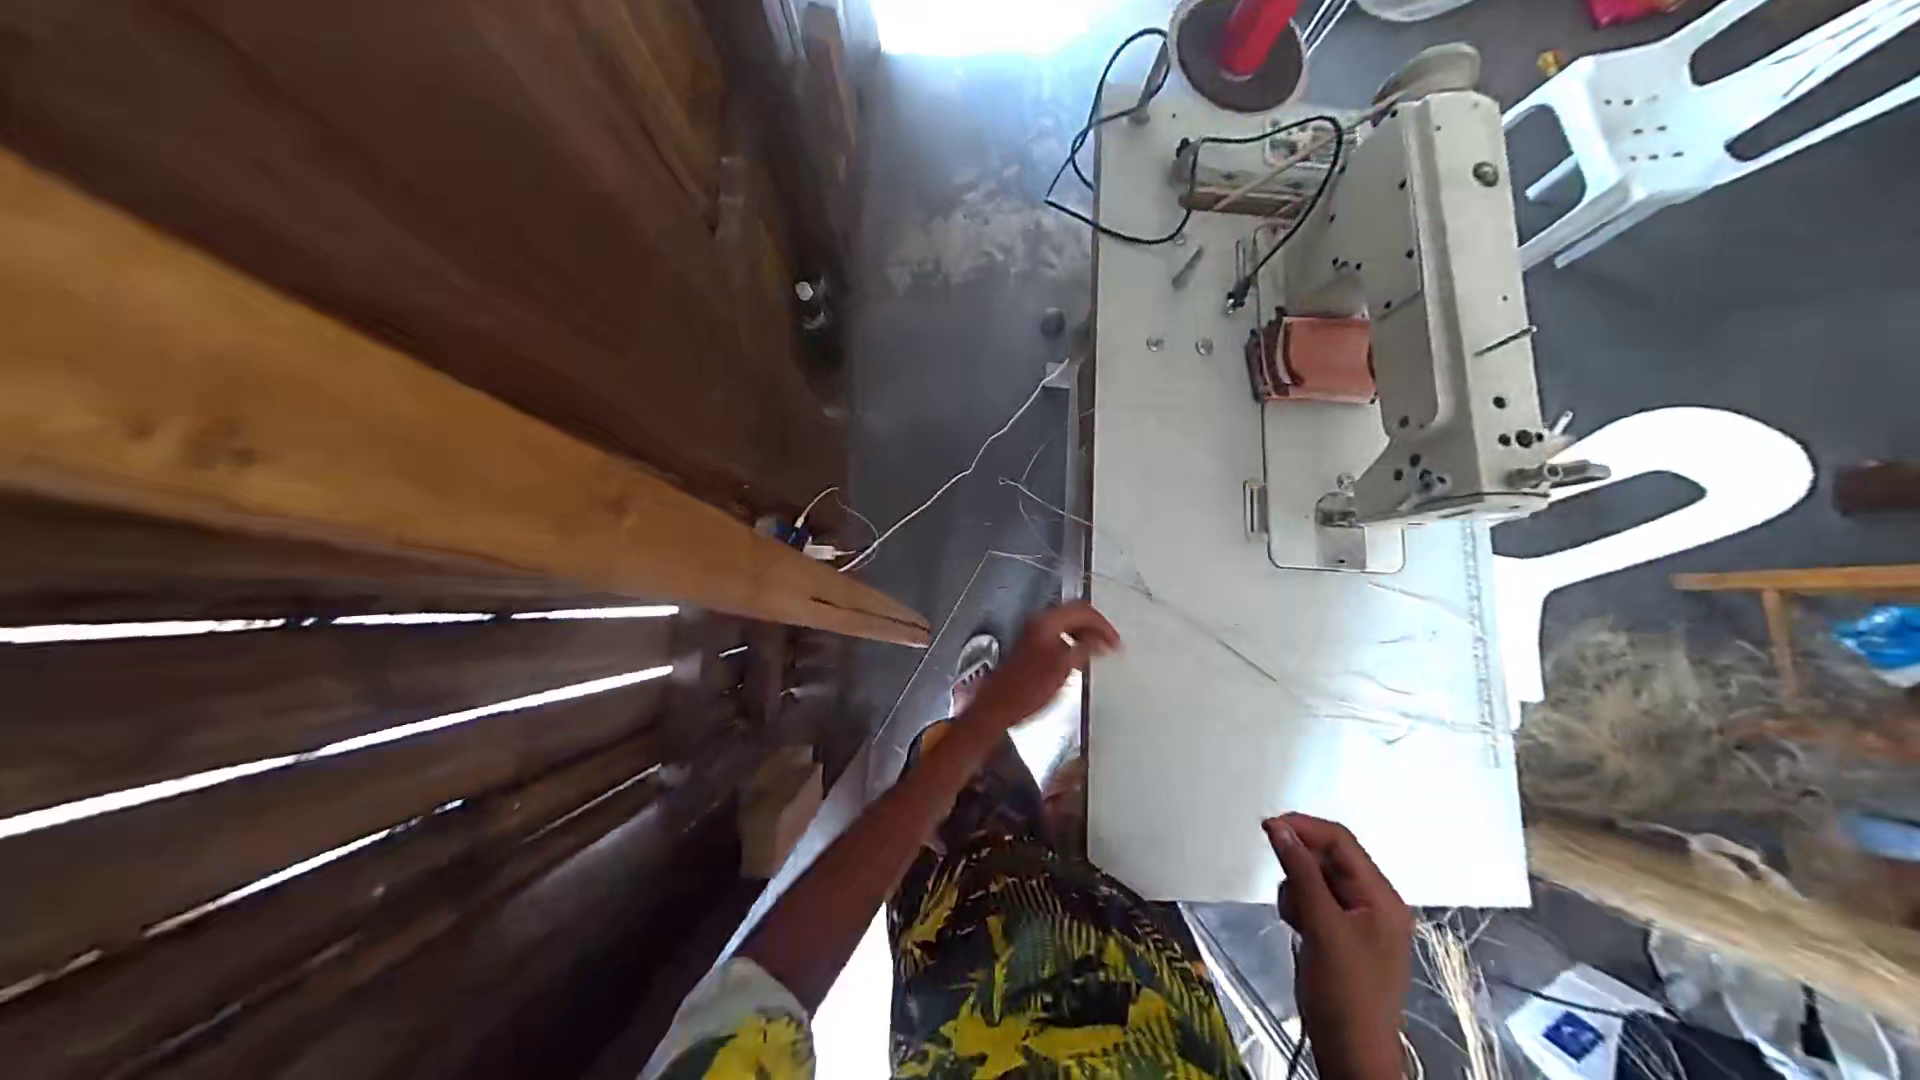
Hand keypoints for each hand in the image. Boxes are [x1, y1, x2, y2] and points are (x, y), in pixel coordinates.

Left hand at [960, 603, 1119, 731]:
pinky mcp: (1032, 645)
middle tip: (1111, 643)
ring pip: (1068, 623)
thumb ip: (1085, 649)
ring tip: (1100, 650)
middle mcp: (1038, 623)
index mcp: (1046, 623)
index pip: (1083, 611)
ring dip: (1086, 633)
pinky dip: (1075, 641)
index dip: (1103, 625)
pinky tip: (1081, 656)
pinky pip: (1060, 634)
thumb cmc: (1025, 690)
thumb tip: (1101, 641)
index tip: (1115, 640)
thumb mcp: (1064, 668)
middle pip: (1075, 613)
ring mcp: (1034, 633)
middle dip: (1096, 626)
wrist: (1000, 705)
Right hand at [1265, 813, 1412, 1079]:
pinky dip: (1297, 905)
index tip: (1267, 826)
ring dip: (1296, 889)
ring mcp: (1354, 918)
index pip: (1341, 842)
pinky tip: (1297, 926)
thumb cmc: (1345, 993)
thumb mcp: (1322, 927)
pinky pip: (1310, 898)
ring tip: (1297, 919)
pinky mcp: (1336, 931)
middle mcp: (1372, 902)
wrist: (1349, 1052)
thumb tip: (1279, 827)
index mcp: (1381, 898)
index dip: (1304, 827)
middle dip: (1299, 867)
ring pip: (1314, 877)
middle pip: (1327, 857)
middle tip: (1286, 889)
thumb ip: (1300, 872)